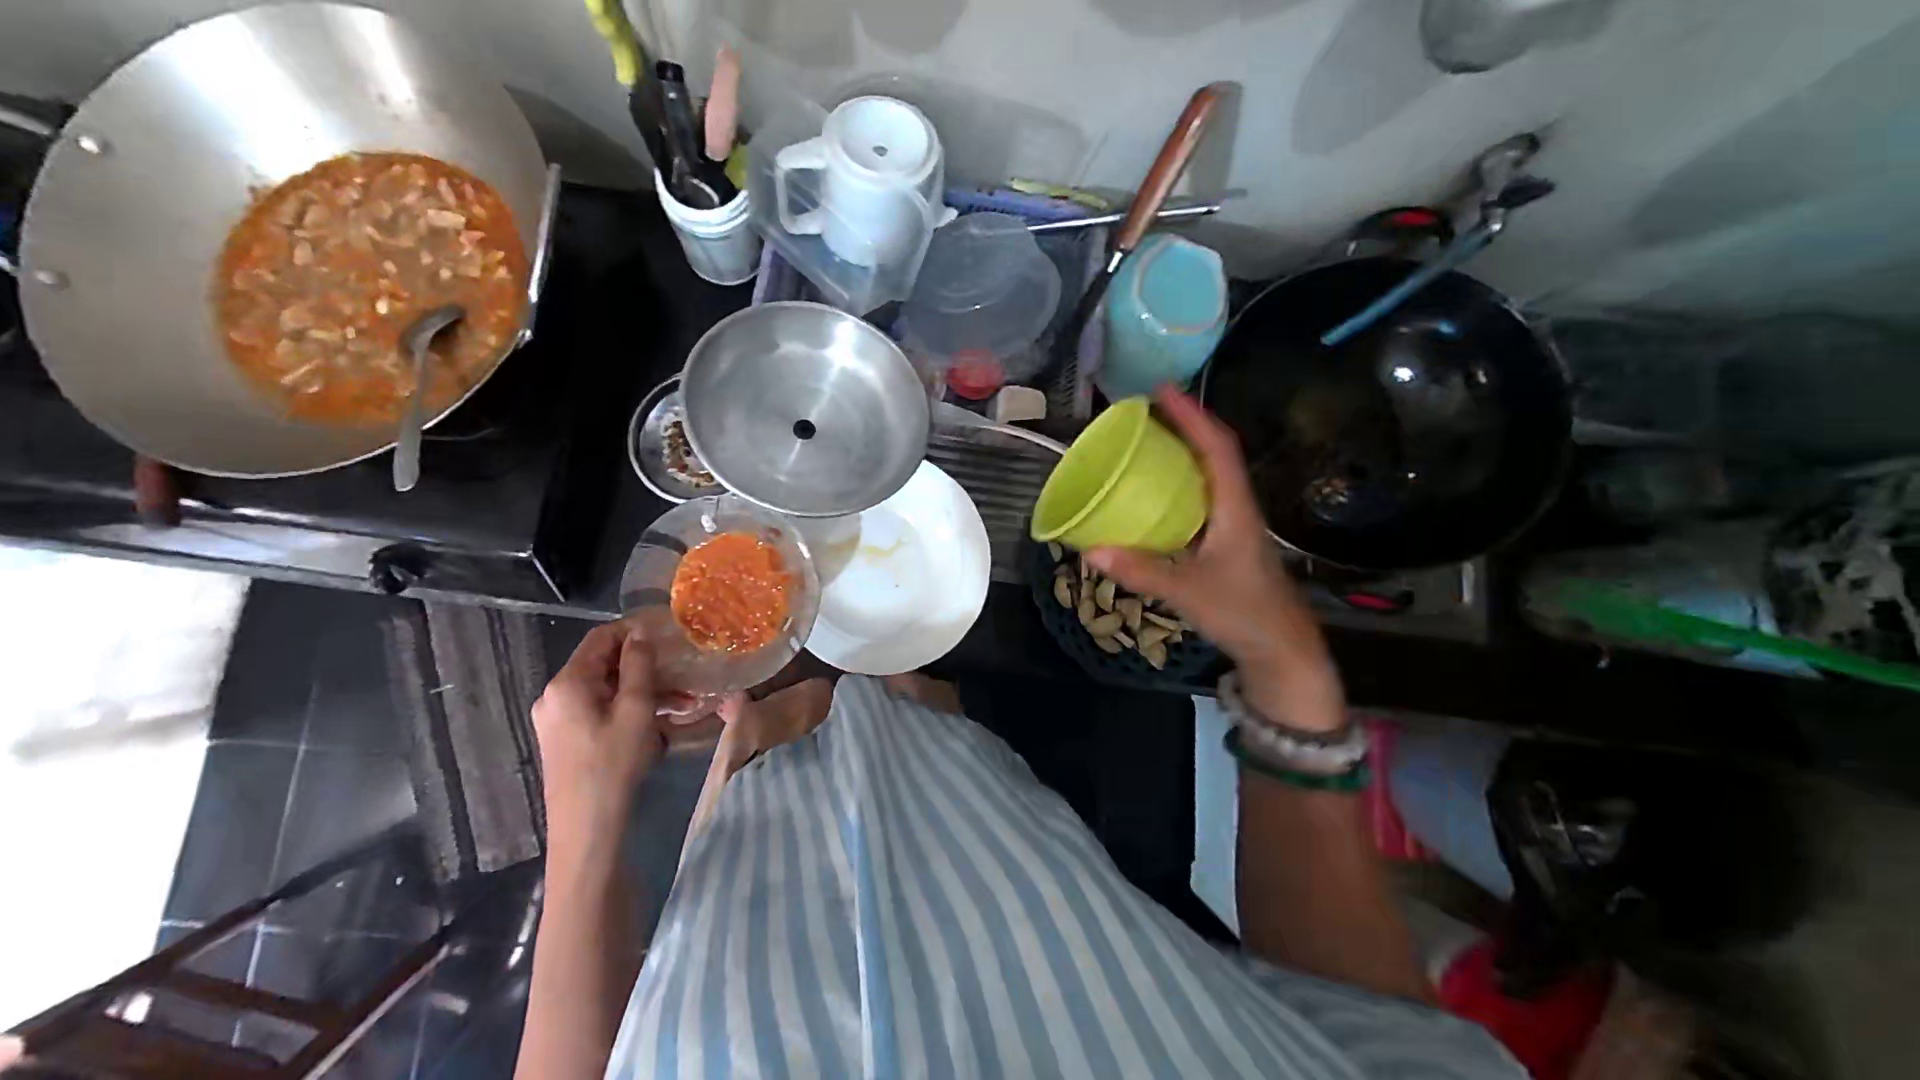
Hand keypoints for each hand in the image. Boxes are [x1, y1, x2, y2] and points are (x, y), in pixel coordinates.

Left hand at [531, 620, 668, 854]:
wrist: (586, 827)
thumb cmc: (614, 763)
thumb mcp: (636, 709)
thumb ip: (639, 666)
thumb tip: (640, 635)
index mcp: (568, 683)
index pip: (600, 638)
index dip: (634, 631)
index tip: (669, 634)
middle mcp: (555, 696)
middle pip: (603, 664)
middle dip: (644, 665)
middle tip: (683, 673)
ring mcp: (557, 719)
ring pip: (605, 689)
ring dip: (642, 690)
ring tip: (684, 703)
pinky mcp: (565, 739)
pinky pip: (599, 710)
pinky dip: (628, 708)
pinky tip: (660, 720)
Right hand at [1087, 386, 1343, 732]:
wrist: (1281, 650)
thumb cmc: (1243, 614)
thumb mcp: (1188, 592)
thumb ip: (1140, 571)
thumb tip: (1089, 549)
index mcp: (1234, 508)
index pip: (1217, 448)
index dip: (1192, 415)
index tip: (1162, 391)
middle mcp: (1236, 508)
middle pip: (1214, 452)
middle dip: (1184, 425)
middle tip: (1146, 410)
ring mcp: (1233, 525)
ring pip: (1209, 475)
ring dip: (1183, 452)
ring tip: (1147, 440)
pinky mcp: (1226, 543)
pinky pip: (1201, 499)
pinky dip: (1178, 485)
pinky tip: (1154, 494)